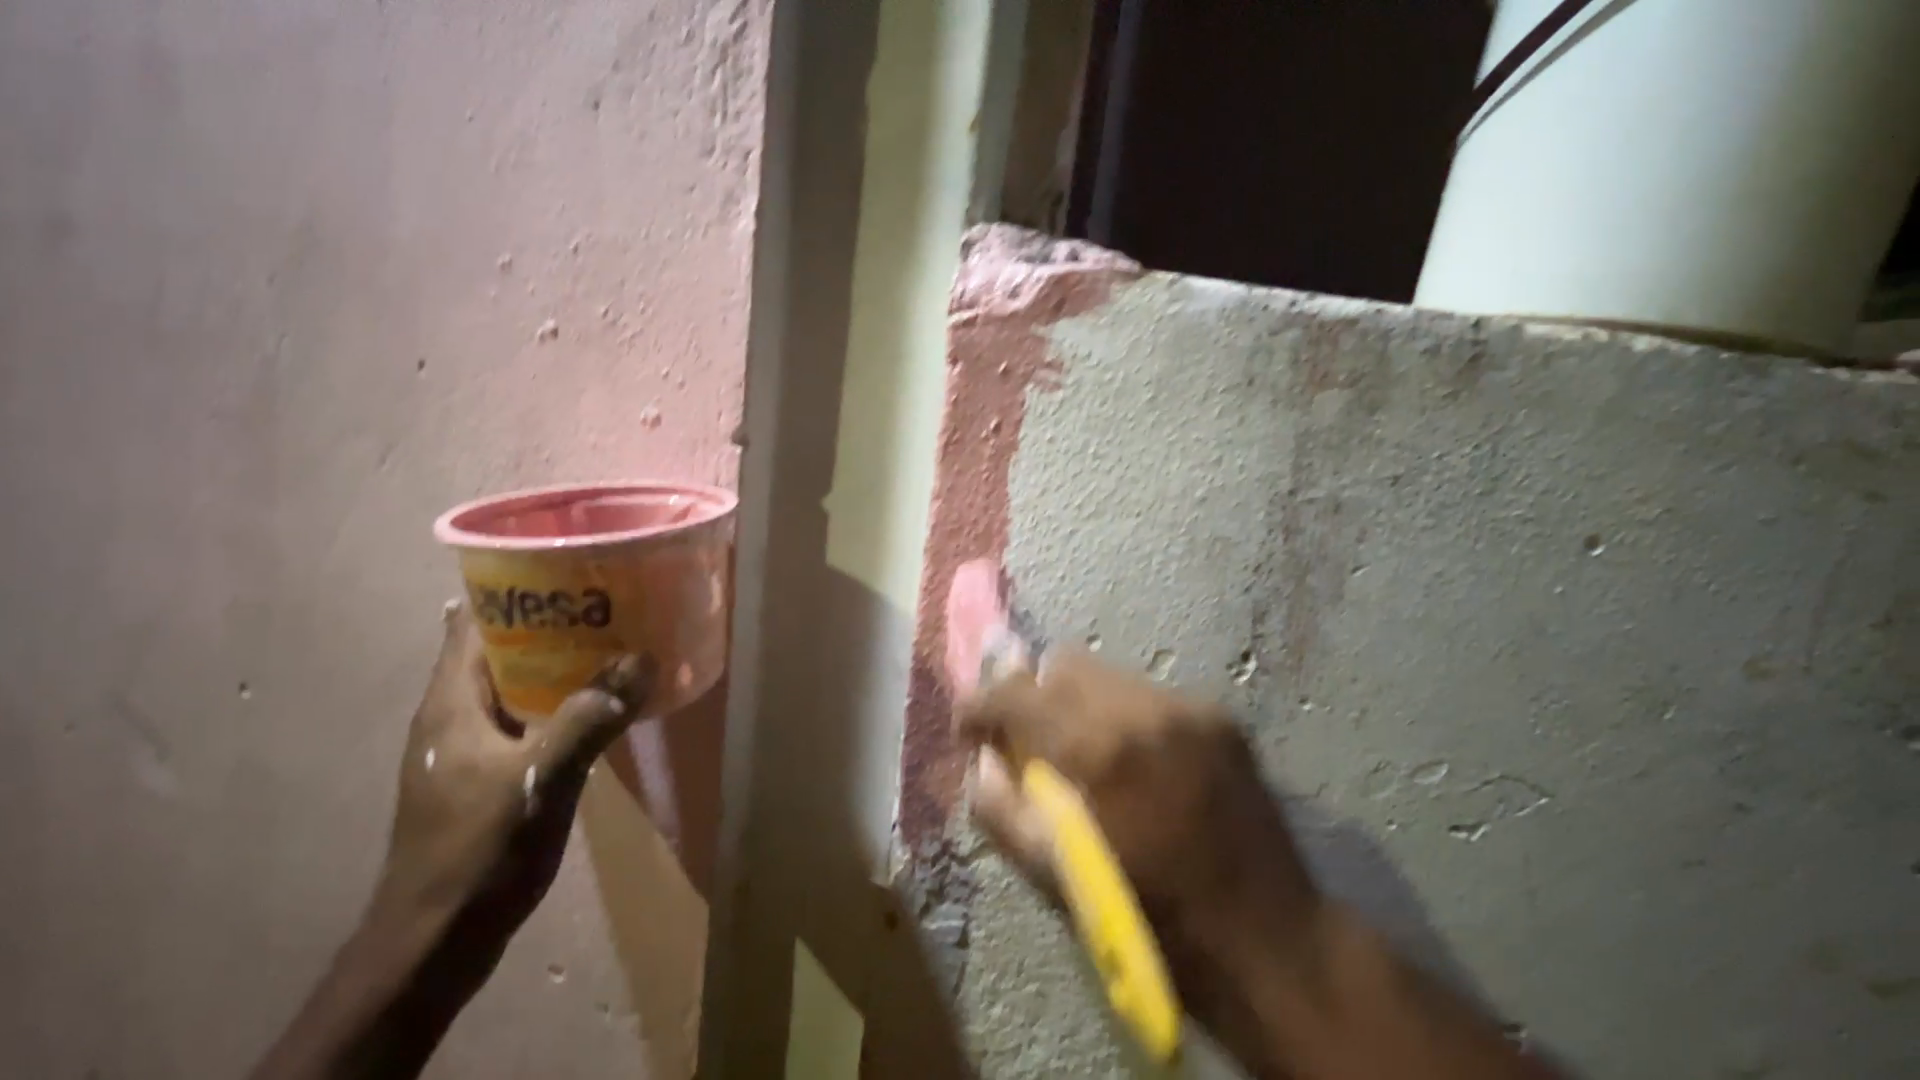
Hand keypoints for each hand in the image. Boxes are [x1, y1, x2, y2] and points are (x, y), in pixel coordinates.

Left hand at [251, 607, 651, 1079]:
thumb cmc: (478, 849)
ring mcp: (464, 749)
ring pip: (512, 686)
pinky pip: (521, 720)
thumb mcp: (542, 778)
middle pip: (497, 648)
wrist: (434, 939)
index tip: (569, 568)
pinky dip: (555, 703)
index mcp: (450, 701)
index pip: (473, 620)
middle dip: (550, 622)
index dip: (515, 587)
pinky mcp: (480, 777)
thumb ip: (590, 717)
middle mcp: (451, 715)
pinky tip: (596, 710)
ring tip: (612, 646)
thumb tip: (641, 659)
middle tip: (609, 603)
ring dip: (555, 664)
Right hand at [954, 650, 1319, 1018]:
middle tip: (1028, 743)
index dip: (979, 706)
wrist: (1270, 945)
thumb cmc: (1153, 926)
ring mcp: (1193, 709)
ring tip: (1085, 757)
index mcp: (1101, 751)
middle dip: (1033, 697)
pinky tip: (1136, 767)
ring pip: (1109, 676)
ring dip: (1080, 706)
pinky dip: (1126, 719)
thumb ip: (1001, 810)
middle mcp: (1147, 710)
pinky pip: (1151, 697)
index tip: (970, 730)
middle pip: (1063, 663)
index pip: (1016, 692)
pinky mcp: (1224, 719)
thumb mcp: (1056, 881)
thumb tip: (980, 762)